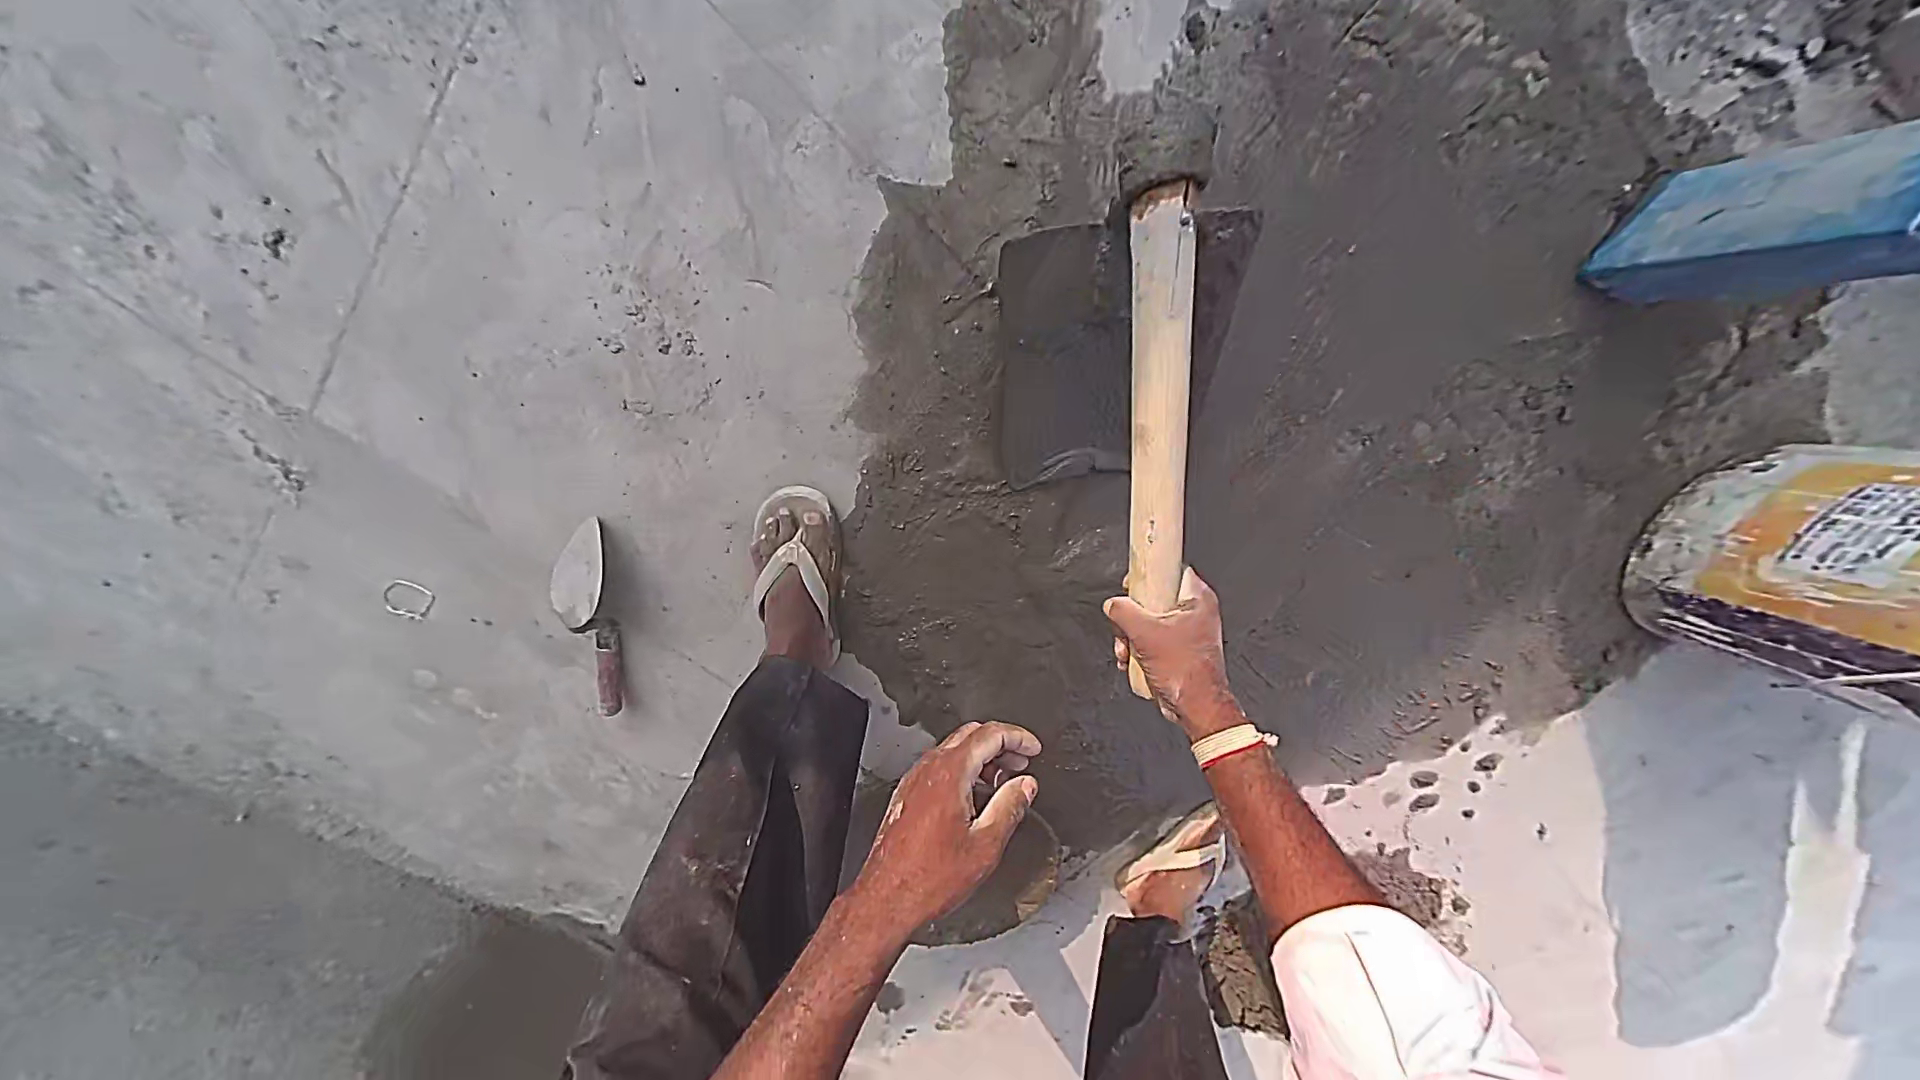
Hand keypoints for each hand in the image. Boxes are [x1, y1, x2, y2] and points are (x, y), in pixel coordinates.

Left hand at [851, 721, 1040, 939]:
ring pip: (955, 749)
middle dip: (1002, 743)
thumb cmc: (928, 878)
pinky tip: (976, 795)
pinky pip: (941, 767)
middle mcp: (929, 769)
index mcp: (950, 773)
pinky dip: (964, 769)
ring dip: (983, 757)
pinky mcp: (908, 793)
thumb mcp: (985, 845)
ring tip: (1003, 781)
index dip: (1018, 737)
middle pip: (972, 734)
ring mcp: (915, 779)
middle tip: (1022, 762)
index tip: (1033, 748)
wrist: (887, 899)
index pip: (990, 734)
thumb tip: (1025, 785)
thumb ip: (1010, 806)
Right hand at [1104, 567, 1238, 735]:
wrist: (1195, 706)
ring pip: (1147, 620)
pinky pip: (1150, 638)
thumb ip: (1122, 611)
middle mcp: (1195, 611)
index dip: (1148, 574)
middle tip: (1125, 627)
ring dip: (1130, 636)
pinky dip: (1137, 648)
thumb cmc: (1184, 669)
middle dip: (1131, 616)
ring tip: (1127, 650)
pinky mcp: (1178, 648)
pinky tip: (1131, 660)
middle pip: (1152, 598)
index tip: (1132, 585)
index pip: (1170, 569)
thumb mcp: (1143, 632)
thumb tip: (1113, 605)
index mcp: (1196, 599)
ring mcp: (1187, 630)